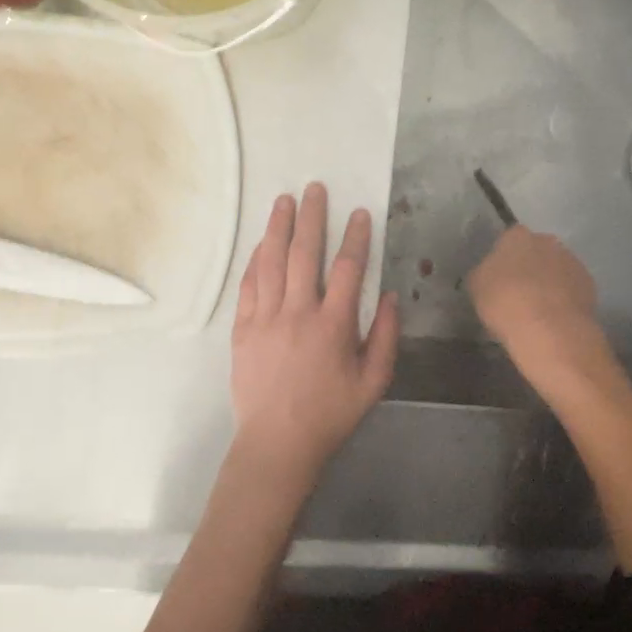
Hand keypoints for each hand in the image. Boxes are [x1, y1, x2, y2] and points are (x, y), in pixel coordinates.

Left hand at [231, 183, 398, 481]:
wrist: (277, 443)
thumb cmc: (331, 414)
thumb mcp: (374, 381)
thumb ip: (385, 336)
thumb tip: (389, 297)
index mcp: (334, 325)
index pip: (348, 269)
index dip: (356, 237)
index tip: (360, 213)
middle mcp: (298, 313)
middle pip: (305, 254)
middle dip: (312, 218)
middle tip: (315, 188)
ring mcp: (266, 319)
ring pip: (272, 262)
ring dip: (278, 228)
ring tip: (284, 200)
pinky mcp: (243, 329)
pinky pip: (249, 285)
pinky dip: (256, 260)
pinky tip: (262, 243)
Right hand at [468, 226, 605, 382]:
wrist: (550, 329)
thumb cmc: (505, 303)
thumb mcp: (477, 286)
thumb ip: (484, 271)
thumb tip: (490, 271)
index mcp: (517, 236)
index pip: (509, 239)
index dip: (504, 259)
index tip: (500, 278)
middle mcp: (547, 241)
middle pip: (536, 250)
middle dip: (530, 266)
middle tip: (520, 293)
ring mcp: (572, 260)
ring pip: (557, 268)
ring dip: (550, 281)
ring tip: (540, 309)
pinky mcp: (589, 283)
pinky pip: (572, 287)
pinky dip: (565, 297)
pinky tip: (557, 317)